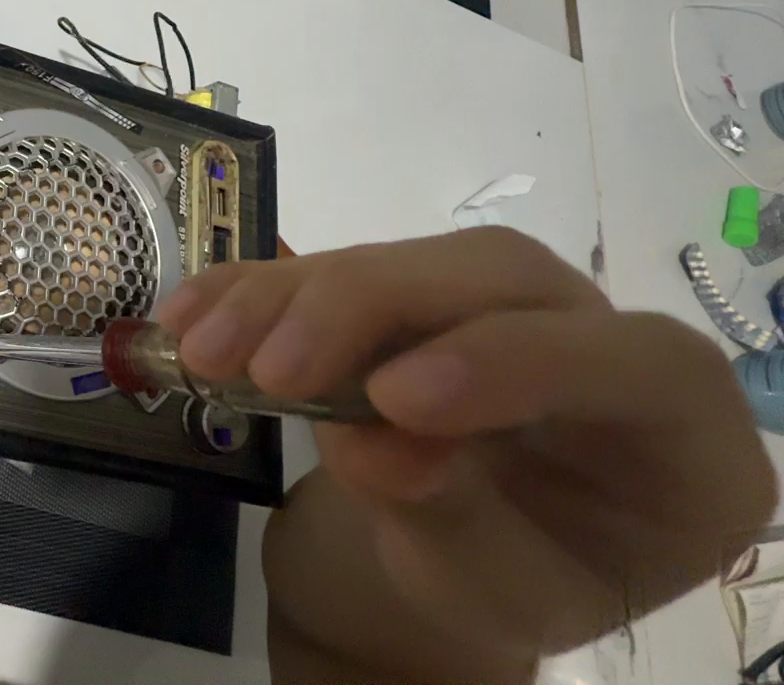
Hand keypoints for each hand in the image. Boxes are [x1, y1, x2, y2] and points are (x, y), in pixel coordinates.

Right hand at [159, 227, 775, 672]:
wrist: (418, 562)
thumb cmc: (477, 592)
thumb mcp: (485, 591)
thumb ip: (451, 520)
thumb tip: (367, 446)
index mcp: (668, 434)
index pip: (630, 360)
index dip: (510, 359)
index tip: (387, 401)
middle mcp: (579, 338)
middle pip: (489, 270)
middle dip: (364, 306)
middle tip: (269, 370)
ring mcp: (470, 304)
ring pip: (388, 258)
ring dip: (281, 298)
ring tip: (202, 354)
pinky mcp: (382, 295)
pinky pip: (312, 267)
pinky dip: (241, 289)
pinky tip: (184, 320)